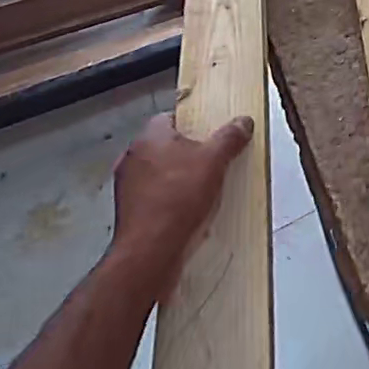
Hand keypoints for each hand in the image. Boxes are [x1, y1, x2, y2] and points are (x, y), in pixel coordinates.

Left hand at [109, 113, 253, 284]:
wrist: (150, 251)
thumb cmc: (181, 195)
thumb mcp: (216, 159)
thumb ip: (231, 136)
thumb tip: (243, 121)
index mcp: (148, 138)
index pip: (170, 117)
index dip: (193, 121)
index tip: (212, 132)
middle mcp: (131, 158)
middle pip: (165, 144)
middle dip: (187, 150)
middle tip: (213, 158)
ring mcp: (124, 187)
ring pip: (158, 170)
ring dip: (177, 175)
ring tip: (203, 185)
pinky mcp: (126, 212)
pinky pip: (152, 194)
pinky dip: (168, 197)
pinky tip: (187, 207)